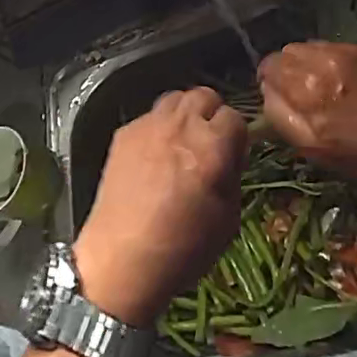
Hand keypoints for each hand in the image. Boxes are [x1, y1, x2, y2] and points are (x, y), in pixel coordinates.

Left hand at [73, 87, 247, 325]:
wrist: (121, 261)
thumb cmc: (182, 249)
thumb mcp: (228, 219)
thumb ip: (233, 175)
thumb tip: (230, 157)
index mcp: (212, 146)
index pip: (235, 117)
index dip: (236, 137)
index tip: (232, 154)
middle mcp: (181, 125)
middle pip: (205, 95)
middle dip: (211, 115)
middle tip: (208, 142)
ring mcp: (150, 125)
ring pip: (176, 99)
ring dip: (184, 115)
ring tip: (181, 142)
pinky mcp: (125, 132)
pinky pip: (149, 117)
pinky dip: (158, 129)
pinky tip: (154, 156)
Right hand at [258, 41, 356, 185]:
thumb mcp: (309, 147)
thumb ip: (279, 114)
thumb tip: (266, 89)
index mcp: (307, 87)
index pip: (269, 65)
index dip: (267, 80)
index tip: (276, 95)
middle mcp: (323, 60)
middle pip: (285, 52)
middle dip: (286, 70)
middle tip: (298, 94)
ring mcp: (345, 51)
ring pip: (307, 46)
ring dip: (306, 63)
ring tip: (320, 87)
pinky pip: (329, 47)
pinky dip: (327, 61)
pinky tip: (341, 82)